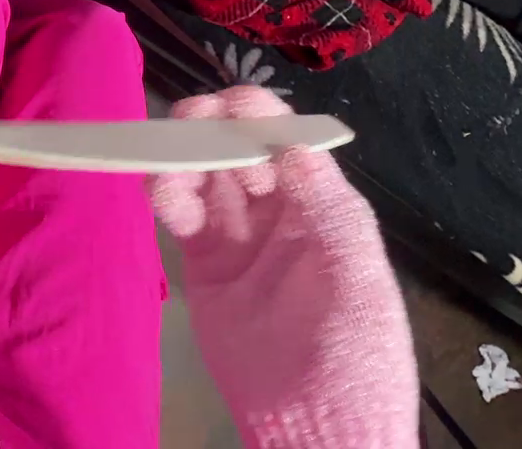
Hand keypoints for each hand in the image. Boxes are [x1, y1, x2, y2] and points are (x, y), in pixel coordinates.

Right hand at [150, 87, 418, 444]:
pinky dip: (167, 194)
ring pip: (202, 170)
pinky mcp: (203, 256)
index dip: (256, 114)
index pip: (285, 139)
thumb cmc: (353, 356)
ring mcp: (237, 231)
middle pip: (235, 145)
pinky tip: (164, 197)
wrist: (314, 430)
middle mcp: (278, 208)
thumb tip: (292, 141)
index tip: (224, 105)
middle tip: (184, 125)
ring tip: (168, 169)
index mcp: (322, 205)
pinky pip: (181, 210)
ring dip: (182, 157)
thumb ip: (328, 208)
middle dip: (209, 127)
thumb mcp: (358, 281)